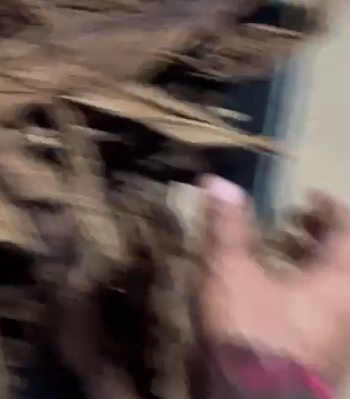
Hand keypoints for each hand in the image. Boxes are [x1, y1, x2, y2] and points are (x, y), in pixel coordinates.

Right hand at [201, 175, 349, 384]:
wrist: (258, 387)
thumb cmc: (251, 321)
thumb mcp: (230, 268)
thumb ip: (228, 226)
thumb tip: (222, 182)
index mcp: (337, 283)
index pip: (346, 238)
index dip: (333, 213)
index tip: (317, 195)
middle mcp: (346, 304)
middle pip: (346, 264)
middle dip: (326, 237)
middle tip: (300, 216)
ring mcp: (337, 327)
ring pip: (336, 285)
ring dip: (315, 260)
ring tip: (285, 244)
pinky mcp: (320, 342)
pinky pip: (324, 302)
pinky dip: (306, 282)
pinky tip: (275, 281)